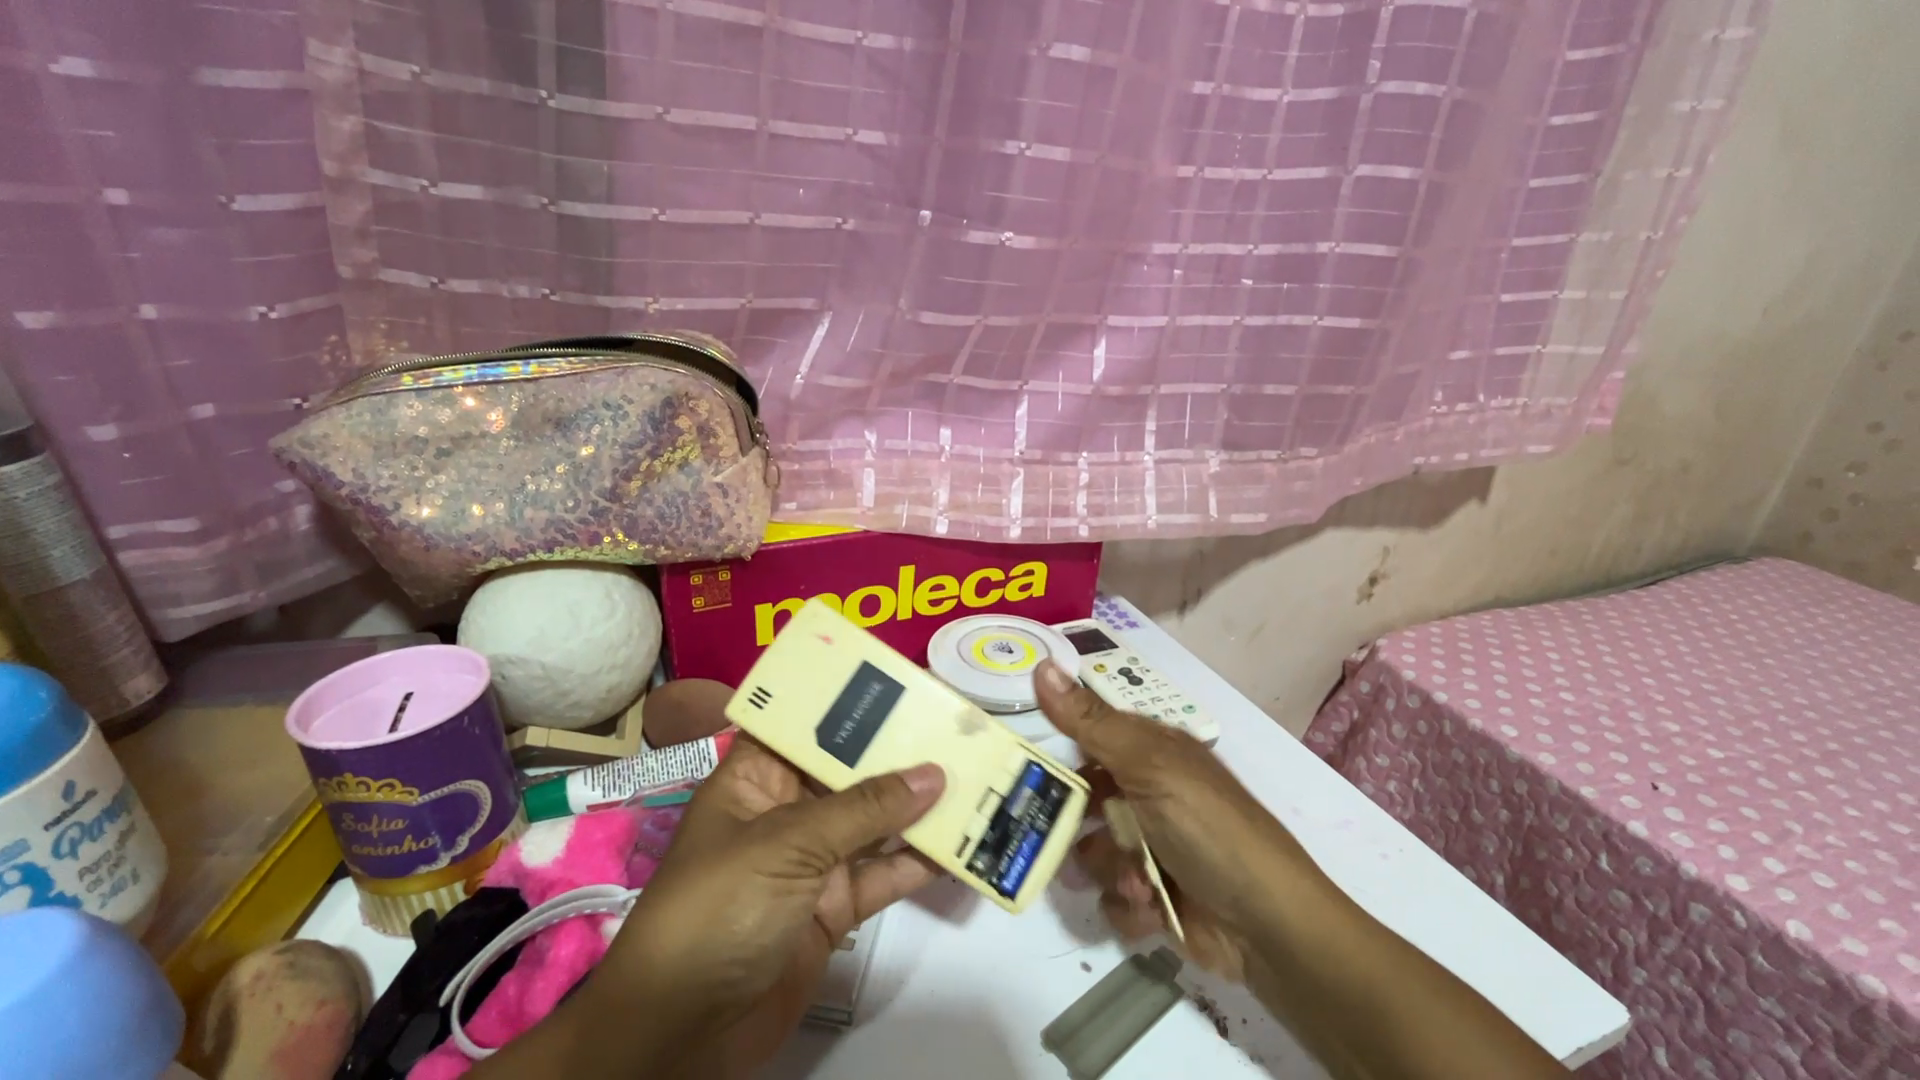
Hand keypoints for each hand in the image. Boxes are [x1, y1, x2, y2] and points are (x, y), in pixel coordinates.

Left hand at [594, 739, 944, 1076]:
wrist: (685, 1028)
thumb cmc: (719, 909)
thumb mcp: (786, 844)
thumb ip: (862, 809)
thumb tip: (933, 774)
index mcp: (755, 780)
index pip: (804, 726)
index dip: (849, 705)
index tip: (903, 685)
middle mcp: (785, 812)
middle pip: (848, 773)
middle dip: (898, 753)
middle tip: (958, 729)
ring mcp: (811, 863)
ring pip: (873, 824)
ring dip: (918, 807)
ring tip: (975, 778)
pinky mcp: (833, 909)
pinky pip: (882, 875)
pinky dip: (919, 863)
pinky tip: (961, 844)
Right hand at [1035, 659, 1315, 981]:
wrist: (1266, 925)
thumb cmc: (1209, 829)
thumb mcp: (1150, 766)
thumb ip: (1091, 723)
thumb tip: (1042, 665)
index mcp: (1152, 753)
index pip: (1089, 736)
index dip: (1057, 746)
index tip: (1020, 760)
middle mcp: (1148, 795)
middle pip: (1082, 798)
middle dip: (1073, 821)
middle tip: (1067, 830)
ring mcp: (1150, 847)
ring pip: (1090, 852)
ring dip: (1108, 868)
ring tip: (1136, 878)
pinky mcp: (1151, 896)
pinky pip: (1110, 895)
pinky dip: (1127, 903)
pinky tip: (1151, 905)